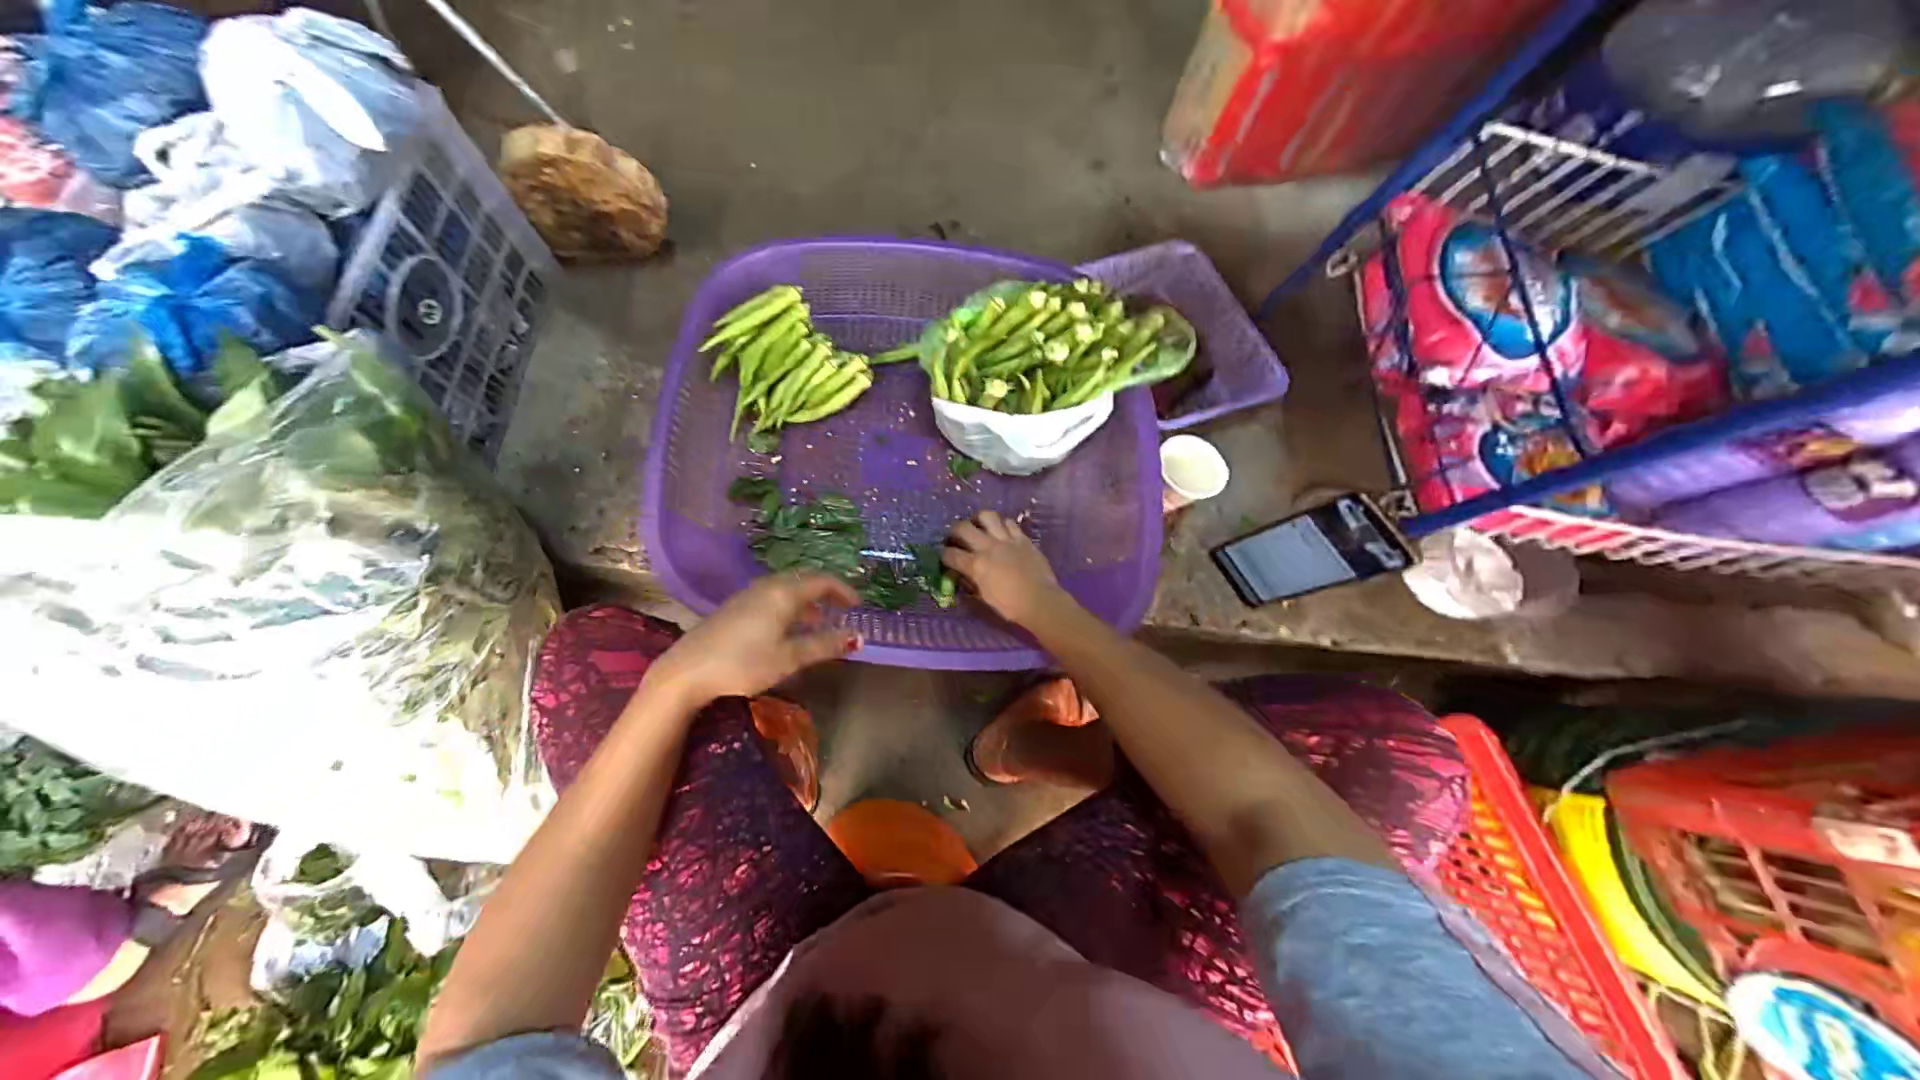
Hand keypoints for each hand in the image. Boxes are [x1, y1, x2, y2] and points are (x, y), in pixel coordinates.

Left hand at [643, 573, 860, 705]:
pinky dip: (789, 605)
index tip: (858, 605)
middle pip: (804, 580)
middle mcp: (767, 586)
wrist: (687, 671)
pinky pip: (772, 596)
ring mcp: (748, 595)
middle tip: (843, 608)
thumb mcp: (789, 658)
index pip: (822, 581)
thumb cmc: (743, 663)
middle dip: (826, 592)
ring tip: (819, 621)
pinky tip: (788, 628)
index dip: (844, 590)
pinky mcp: (735, 607)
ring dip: (807, 600)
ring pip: (786, 588)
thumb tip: (857, 638)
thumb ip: (824, 645)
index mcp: (784, 593)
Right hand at [942, 511, 1071, 626]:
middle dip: (954, 531)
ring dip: (978, 520)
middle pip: (962, 528)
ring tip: (978, 526)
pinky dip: (1002, 524)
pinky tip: (1001, 532)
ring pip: (986, 516)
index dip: (943, 555)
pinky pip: (1009, 522)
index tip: (945, 556)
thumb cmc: (1011, 605)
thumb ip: (971, 582)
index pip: (950, 554)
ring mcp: (1006, 540)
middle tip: (956, 537)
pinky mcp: (1022, 538)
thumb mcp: (984, 597)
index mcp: (976, 566)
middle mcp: (987, 547)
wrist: (1040, 600)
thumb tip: (963, 575)